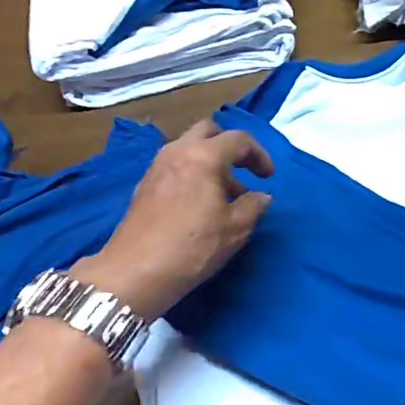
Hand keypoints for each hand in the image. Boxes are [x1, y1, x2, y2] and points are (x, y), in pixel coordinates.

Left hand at [71, 120, 274, 318]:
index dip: (259, 154)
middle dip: (230, 146)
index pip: (238, 139)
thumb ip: (254, 205)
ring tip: (225, 195)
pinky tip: (200, 205)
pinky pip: (175, 166)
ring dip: (211, 161)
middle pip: (208, 132)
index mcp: (203, 156)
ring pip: (189, 148)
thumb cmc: (193, 247)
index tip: (268, 177)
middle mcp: (177, 152)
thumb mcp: (236, 228)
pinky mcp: (144, 185)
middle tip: (244, 170)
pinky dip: (193, 173)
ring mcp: (156, 167)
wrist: (135, 272)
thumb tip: (261, 196)